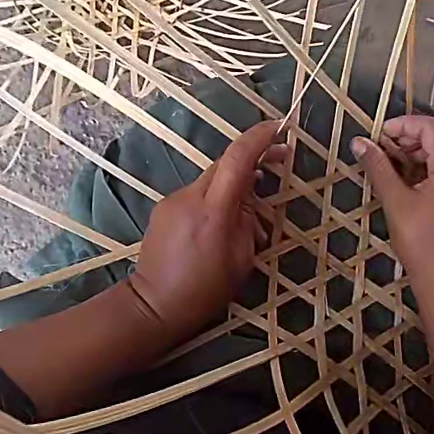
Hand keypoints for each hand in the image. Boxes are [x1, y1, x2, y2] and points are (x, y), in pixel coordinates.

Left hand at [130, 121, 289, 340]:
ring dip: (234, 184)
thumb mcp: (242, 259)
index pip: (237, 159)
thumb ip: (248, 219)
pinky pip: (197, 194)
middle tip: (280, 159)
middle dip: (253, 158)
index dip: (259, 138)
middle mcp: (190, 196)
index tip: (280, 128)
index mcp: (214, 211)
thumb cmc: (205, 290)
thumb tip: (251, 192)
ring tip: (252, 211)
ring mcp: (173, 200)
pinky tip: (221, 223)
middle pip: (225, 163)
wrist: (153, 306)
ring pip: (212, 179)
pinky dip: (215, 199)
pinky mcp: (164, 208)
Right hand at [353, 115, 433, 305]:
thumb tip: (359, 142)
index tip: (381, 135)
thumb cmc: (421, 241)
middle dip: (423, 129)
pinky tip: (422, 173)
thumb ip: (379, 167)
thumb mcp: (396, 201)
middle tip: (397, 143)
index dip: (404, 125)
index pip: (431, 128)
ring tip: (407, 158)